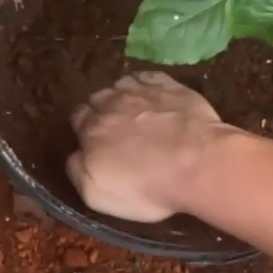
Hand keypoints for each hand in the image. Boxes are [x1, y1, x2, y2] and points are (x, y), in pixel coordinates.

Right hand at [66, 72, 240, 222]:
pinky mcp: (172, 88)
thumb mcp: (97, 194)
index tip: (89, 138)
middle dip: (100, 108)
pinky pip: (150, 77)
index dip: (82, 126)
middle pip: (97, 97)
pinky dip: (146, 84)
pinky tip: (153, 95)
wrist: (198, 164)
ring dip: (122, 94)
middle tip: (113, 127)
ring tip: (133, 110)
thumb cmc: (145, 186)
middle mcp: (112, 103)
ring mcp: (144, 92)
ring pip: (122, 83)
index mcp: (91, 129)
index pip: (77, 117)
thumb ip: (77, 171)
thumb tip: (74, 156)